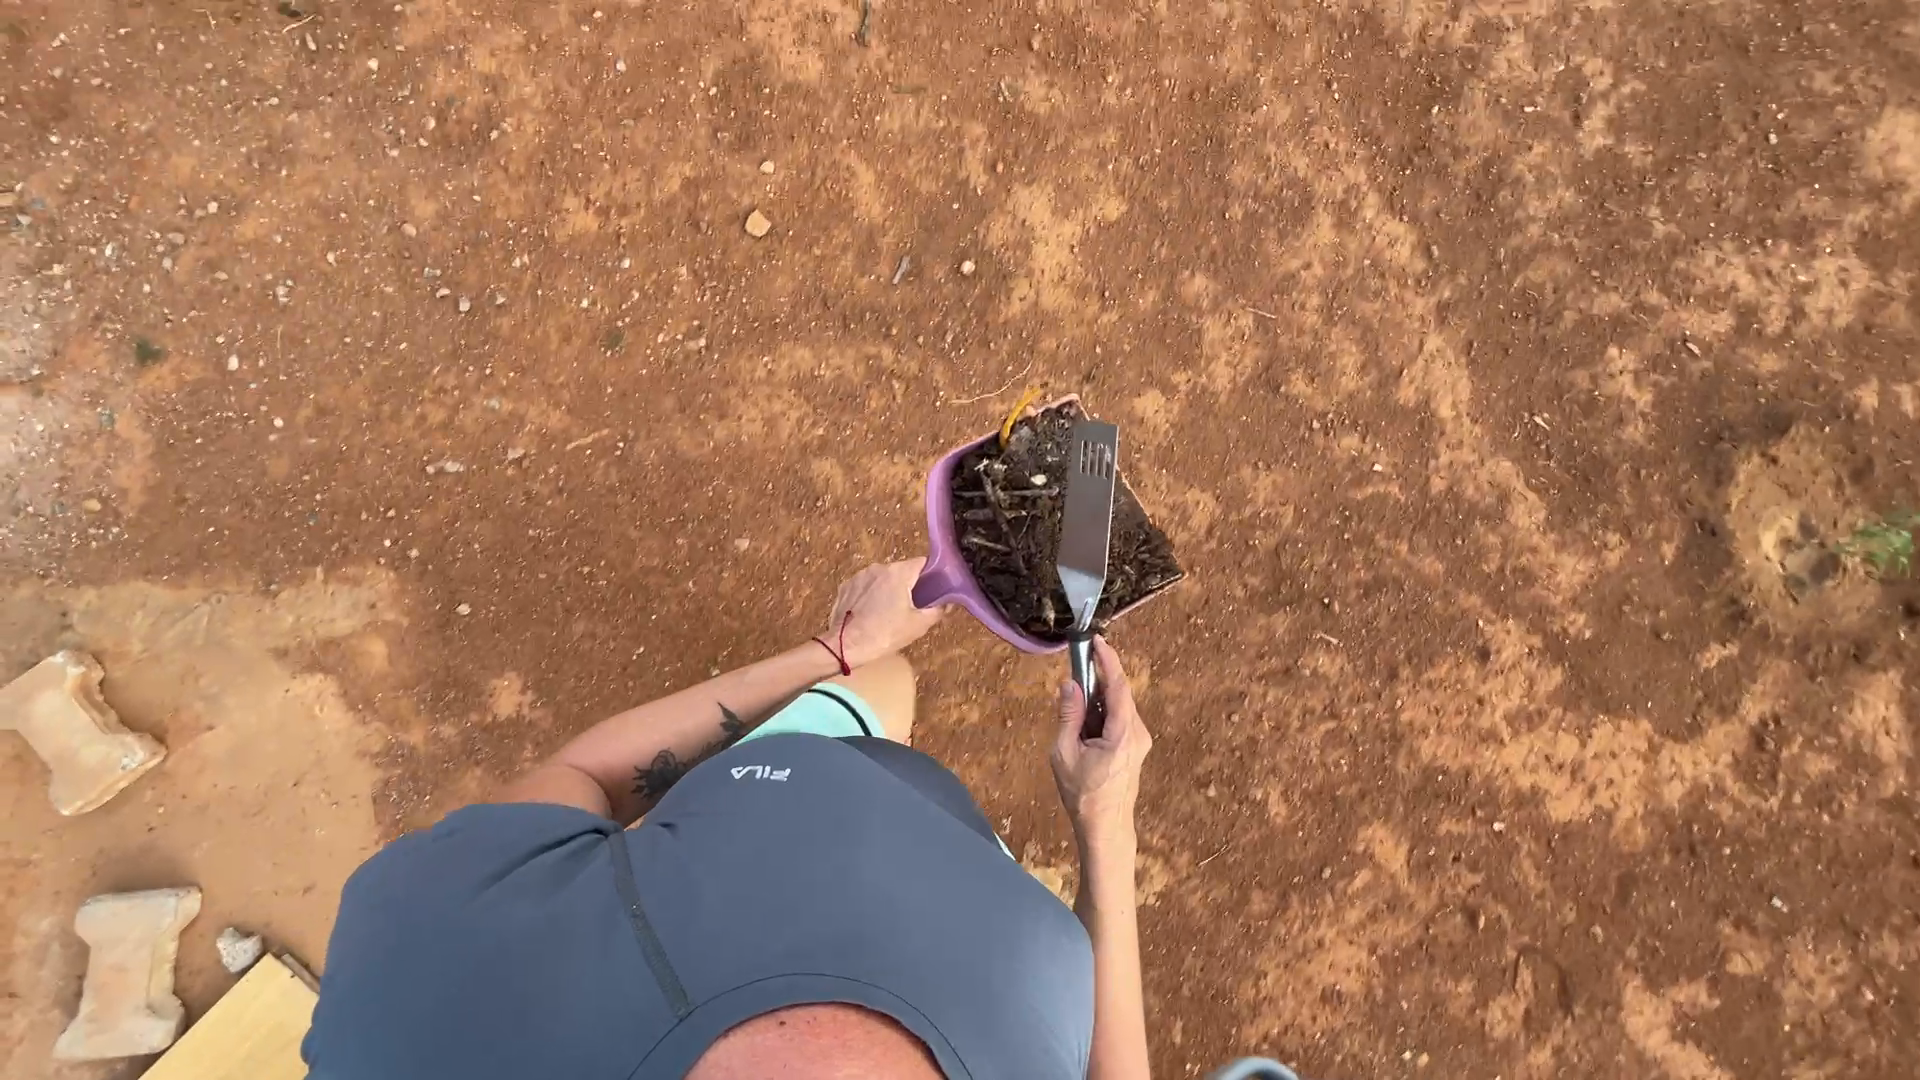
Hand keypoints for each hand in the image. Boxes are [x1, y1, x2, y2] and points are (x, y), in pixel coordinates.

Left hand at [828, 558, 945, 668]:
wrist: (845, 646)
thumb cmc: (885, 634)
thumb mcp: (918, 625)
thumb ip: (937, 610)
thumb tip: (947, 603)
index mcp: (899, 573)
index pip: (923, 562)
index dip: (931, 574)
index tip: (934, 588)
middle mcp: (878, 568)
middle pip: (902, 571)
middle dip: (909, 585)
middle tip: (913, 606)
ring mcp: (859, 576)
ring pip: (882, 578)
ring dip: (889, 590)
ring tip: (889, 613)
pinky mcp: (846, 586)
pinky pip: (865, 586)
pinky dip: (871, 596)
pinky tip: (871, 614)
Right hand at [1050, 637, 1151, 849]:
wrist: (1105, 828)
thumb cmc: (1083, 794)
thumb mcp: (1064, 753)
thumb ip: (1068, 715)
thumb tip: (1069, 684)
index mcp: (1123, 733)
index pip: (1118, 686)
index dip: (1108, 660)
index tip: (1097, 640)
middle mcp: (1138, 733)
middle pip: (1119, 693)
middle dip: (1098, 677)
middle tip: (1076, 668)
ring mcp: (1140, 740)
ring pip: (1119, 706)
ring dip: (1097, 698)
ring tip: (1075, 706)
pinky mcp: (1135, 746)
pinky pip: (1119, 718)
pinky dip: (1101, 712)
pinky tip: (1084, 723)